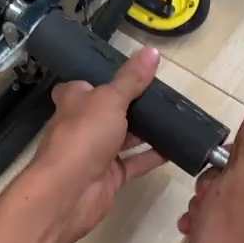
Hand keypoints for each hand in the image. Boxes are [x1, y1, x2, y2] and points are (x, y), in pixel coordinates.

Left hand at [15, 46, 168, 242]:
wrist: (68, 191)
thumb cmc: (84, 135)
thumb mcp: (110, 99)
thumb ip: (132, 79)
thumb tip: (152, 50)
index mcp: (74, 100)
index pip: (87, 85)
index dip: (105, 79)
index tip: (132, 74)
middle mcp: (82, 124)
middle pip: (109, 111)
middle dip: (133, 105)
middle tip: (164, 96)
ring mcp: (95, 152)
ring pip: (124, 137)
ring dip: (146, 130)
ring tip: (175, 119)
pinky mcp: (109, 176)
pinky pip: (134, 163)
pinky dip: (152, 156)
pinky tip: (175, 148)